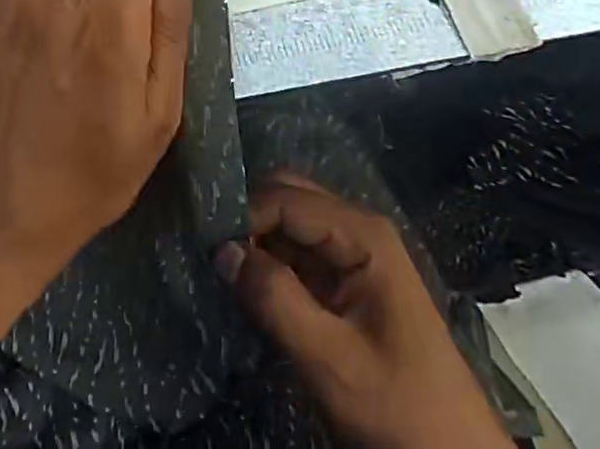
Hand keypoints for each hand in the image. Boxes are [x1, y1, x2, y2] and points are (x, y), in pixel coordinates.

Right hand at [218, 175, 511, 448]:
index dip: (244, 215)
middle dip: (248, 216)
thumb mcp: (330, 359)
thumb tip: (223, 250)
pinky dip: (268, 260)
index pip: (287, 199)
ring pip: (290, 222)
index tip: (203, 245)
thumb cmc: (397, 402)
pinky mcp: (345, 278)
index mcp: (362, 233)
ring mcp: (352, 251)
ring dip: (255, 238)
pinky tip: (241, 280)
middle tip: (206, 248)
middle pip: (290, 197)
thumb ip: (276, 300)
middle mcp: (357, 227)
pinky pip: (297, 252)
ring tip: (214, 262)